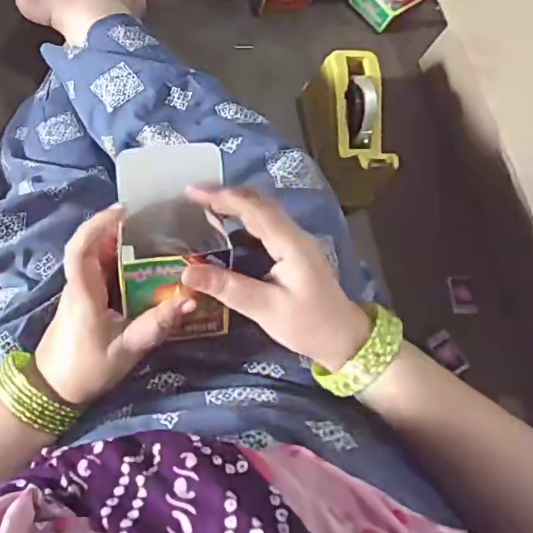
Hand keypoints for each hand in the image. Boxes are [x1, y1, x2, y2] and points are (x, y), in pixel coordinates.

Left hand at [33, 204, 190, 405]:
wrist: (53, 390)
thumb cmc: (86, 369)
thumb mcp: (126, 349)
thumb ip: (156, 323)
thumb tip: (190, 299)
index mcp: (83, 291)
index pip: (82, 247)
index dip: (98, 224)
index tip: (123, 210)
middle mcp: (78, 284)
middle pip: (92, 245)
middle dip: (118, 229)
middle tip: (152, 221)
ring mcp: (79, 291)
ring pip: (96, 257)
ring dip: (119, 245)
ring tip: (154, 238)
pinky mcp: (84, 300)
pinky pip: (100, 271)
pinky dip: (119, 262)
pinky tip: (142, 266)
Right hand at [179, 187, 371, 368]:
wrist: (346, 340)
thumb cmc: (309, 325)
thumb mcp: (265, 309)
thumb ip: (227, 287)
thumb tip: (187, 272)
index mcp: (290, 244)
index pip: (254, 209)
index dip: (221, 197)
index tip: (192, 192)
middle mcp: (294, 236)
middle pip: (259, 203)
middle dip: (225, 194)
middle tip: (193, 194)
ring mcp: (296, 243)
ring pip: (263, 212)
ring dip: (234, 203)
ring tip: (204, 203)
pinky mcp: (293, 252)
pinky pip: (265, 225)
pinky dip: (242, 218)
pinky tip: (226, 225)